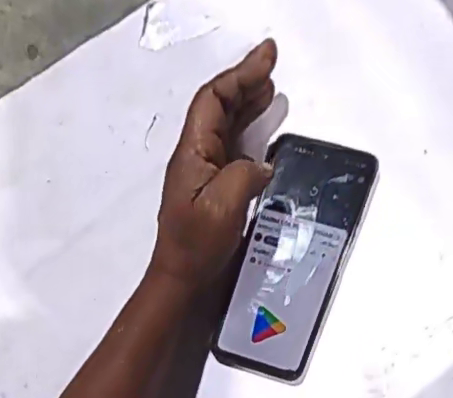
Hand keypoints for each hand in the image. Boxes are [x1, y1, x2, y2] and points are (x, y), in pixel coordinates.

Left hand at [149, 40, 277, 288]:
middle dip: (245, 86)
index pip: (213, 100)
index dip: (239, 75)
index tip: (266, 60)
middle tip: (271, 71)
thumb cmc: (193, 250)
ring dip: (248, 110)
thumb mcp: (223, 206)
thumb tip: (262, 166)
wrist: (181, 283)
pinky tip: (263, 142)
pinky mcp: (212, 197)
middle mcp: (195, 162)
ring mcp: (203, 179)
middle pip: (219, 110)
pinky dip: (250, 140)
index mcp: (192, 155)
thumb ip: (246, 175)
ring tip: (270, 96)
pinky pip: (232, 156)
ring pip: (226, 131)